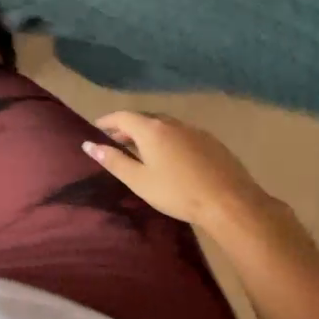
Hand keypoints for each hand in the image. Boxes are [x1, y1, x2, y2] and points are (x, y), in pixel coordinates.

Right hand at [84, 111, 271, 229]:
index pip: (123, 116)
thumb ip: (113, 160)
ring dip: (149, 132)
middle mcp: (172, 124)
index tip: (97, 127)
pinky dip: (168, 138)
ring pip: (165, 125)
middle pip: (145, 118)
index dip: (108, 120)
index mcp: (151, 131)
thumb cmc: (177, 192)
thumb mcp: (138, 180)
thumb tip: (89, 145)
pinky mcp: (211, 142)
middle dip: (128, 126)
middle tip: (116, 140)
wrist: (229, 202)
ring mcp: (195, 131)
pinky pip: (182, 133)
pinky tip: (170, 156)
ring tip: (141, 148)